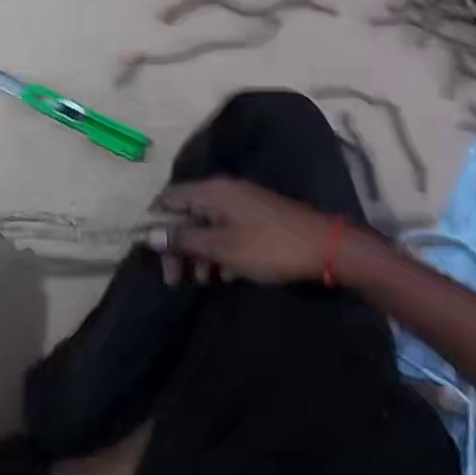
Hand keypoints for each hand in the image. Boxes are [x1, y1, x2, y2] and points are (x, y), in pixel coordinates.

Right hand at [156, 178, 359, 285]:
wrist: (326, 248)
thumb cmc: (270, 248)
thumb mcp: (222, 248)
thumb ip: (184, 239)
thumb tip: (149, 234)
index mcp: (213, 191)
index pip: (169, 198)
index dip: (154, 224)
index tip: (149, 253)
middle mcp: (226, 192)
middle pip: (187, 216)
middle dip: (179, 248)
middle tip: (175, 280)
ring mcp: (245, 205)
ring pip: (209, 228)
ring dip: (201, 255)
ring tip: (205, 282)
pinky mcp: (259, 220)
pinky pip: (230, 233)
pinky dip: (223, 253)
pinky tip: (228, 277)